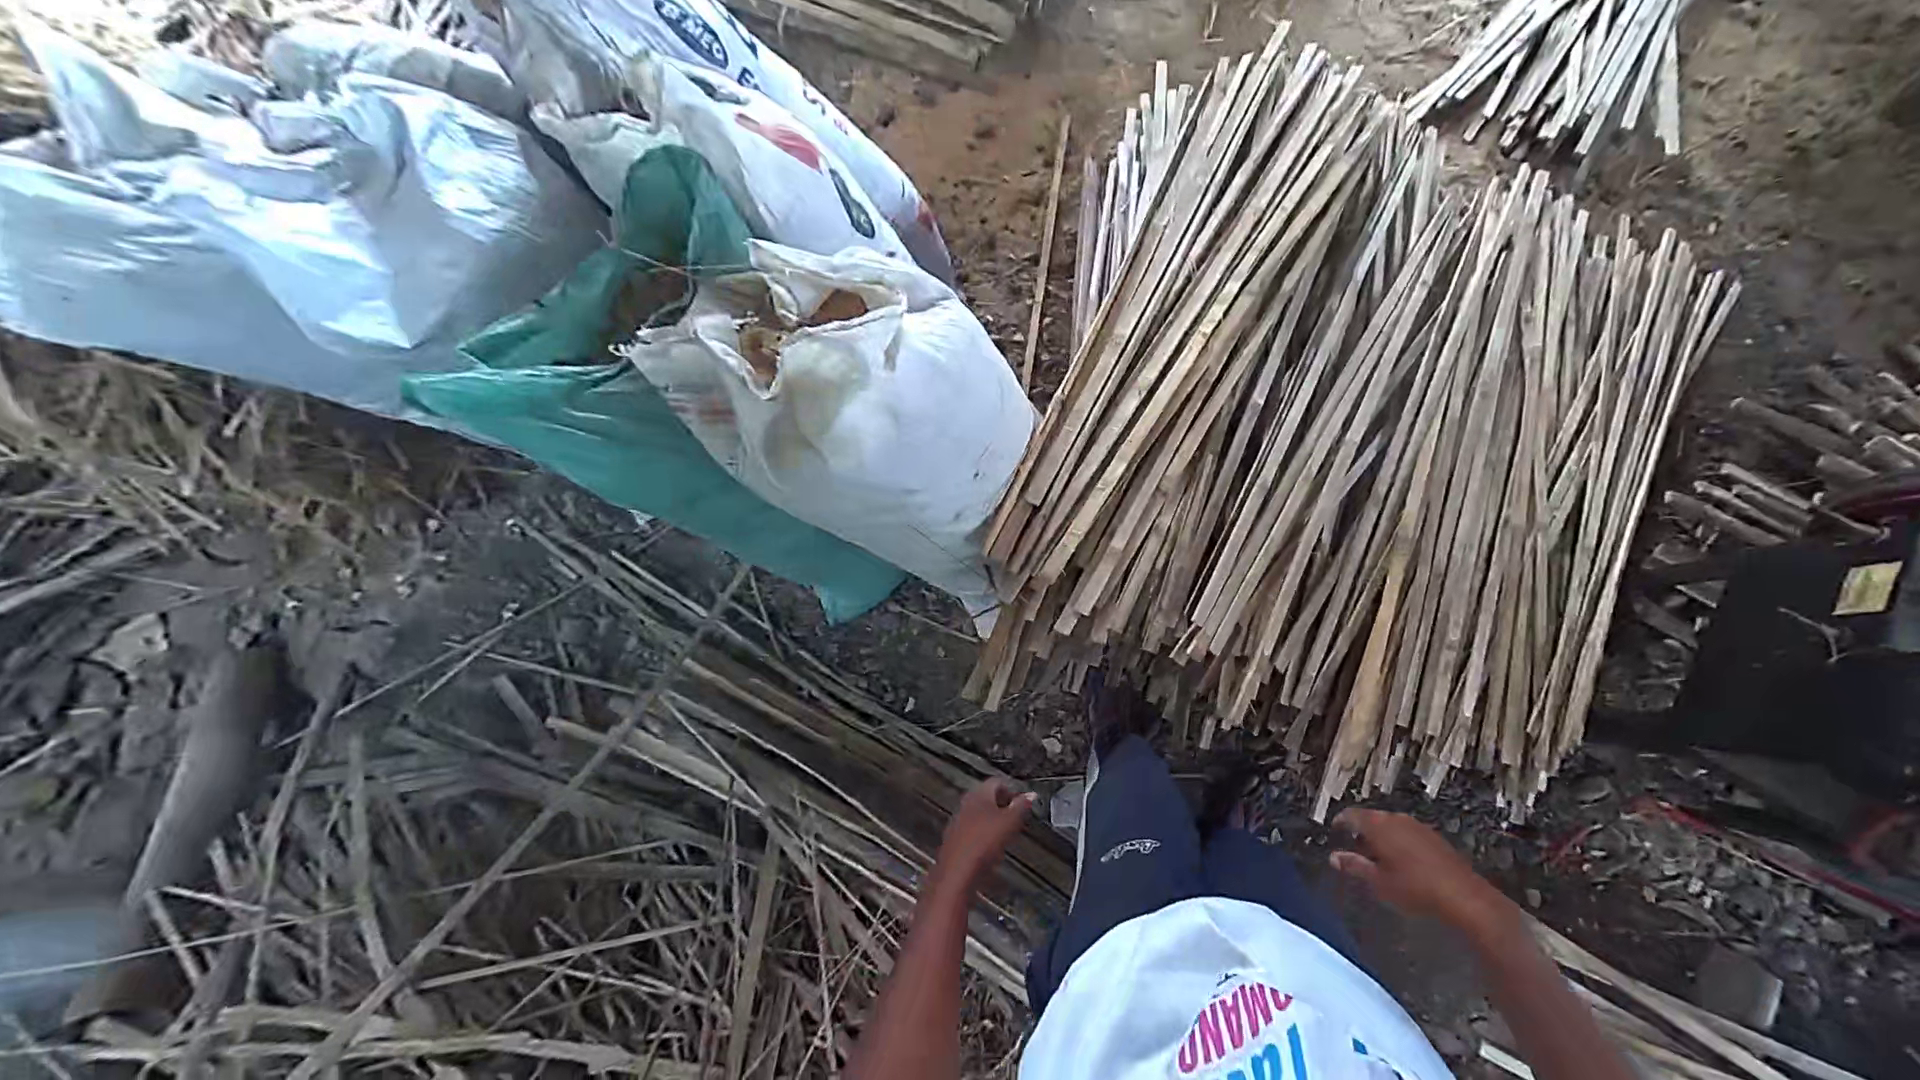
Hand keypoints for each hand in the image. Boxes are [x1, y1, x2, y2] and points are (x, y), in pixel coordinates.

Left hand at [935, 778, 1037, 891]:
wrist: (958, 872)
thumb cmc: (985, 841)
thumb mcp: (1011, 822)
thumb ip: (1021, 806)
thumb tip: (1031, 794)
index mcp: (979, 794)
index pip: (997, 782)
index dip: (1012, 790)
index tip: (1023, 802)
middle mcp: (965, 804)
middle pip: (986, 798)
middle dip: (1002, 805)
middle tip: (1017, 816)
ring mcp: (957, 822)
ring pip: (978, 815)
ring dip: (992, 821)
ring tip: (1007, 833)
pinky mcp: (954, 841)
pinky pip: (972, 831)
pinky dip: (983, 835)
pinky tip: (991, 849)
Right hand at [1329, 808, 1516, 940]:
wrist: (1466, 898)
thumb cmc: (1414, 888)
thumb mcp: (1379, 881)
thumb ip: (1354, 866)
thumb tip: (1334, 857)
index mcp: (1377, 825)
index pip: (1350, 815)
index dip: (1340, 822)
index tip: (1335, 831)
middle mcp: (1396, 819)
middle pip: (1371, 818)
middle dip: (1361, 831)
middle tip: (1355, 847)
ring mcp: (1418, 826)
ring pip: (1391, 825)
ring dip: (1382, 836)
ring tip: (1379, 856)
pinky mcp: (1435, 838)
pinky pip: (1408, 832)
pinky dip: (1400, 841)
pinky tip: (1403, 861)